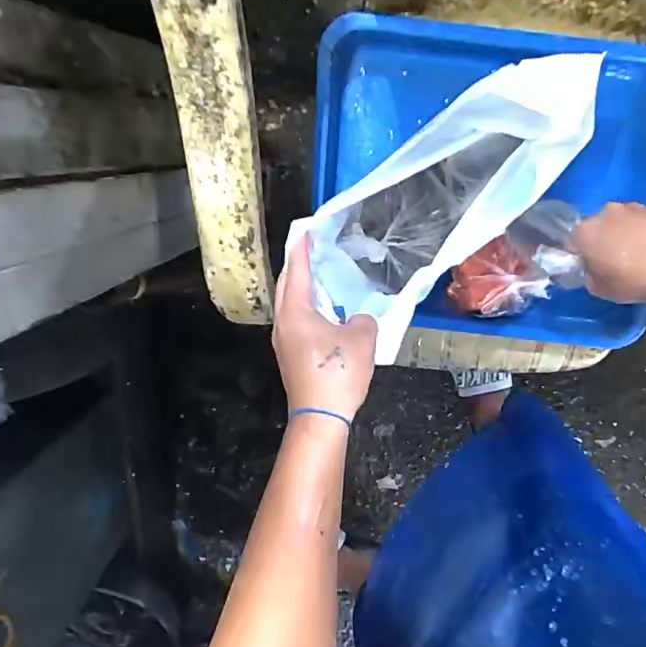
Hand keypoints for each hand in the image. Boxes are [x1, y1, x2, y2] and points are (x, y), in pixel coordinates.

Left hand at [273, 234, 376, 418]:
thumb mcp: (362, 339)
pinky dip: (306, 307)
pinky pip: (295, 320)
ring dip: (301, 288)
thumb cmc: (337, 373)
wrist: (320, 416)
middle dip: (297, 266)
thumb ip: (363, 319)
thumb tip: (356, 320)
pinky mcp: (289, 355)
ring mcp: (283, 341)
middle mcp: (282, 322)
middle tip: (312, 249)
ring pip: (289, 304)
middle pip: (286, 285)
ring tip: (319, 276)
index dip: (301, 248)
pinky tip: (322, 310)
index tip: (304, 230)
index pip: (296, 270)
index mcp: (295, 311)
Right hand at [570, 202, 645, 302]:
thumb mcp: (598, 288)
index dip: (578, 254)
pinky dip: (643, 230)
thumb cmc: (631, 281)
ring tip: (635, 251)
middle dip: (600, 239)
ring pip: (619, 220)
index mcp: (584, 232)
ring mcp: (633, 208)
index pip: (572, 241)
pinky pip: (642, 220)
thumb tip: (592, 268)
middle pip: (596, 226)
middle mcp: (604, 214)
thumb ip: (588, 273)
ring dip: (622, 232)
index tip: (587, 265)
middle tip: (611, 257)